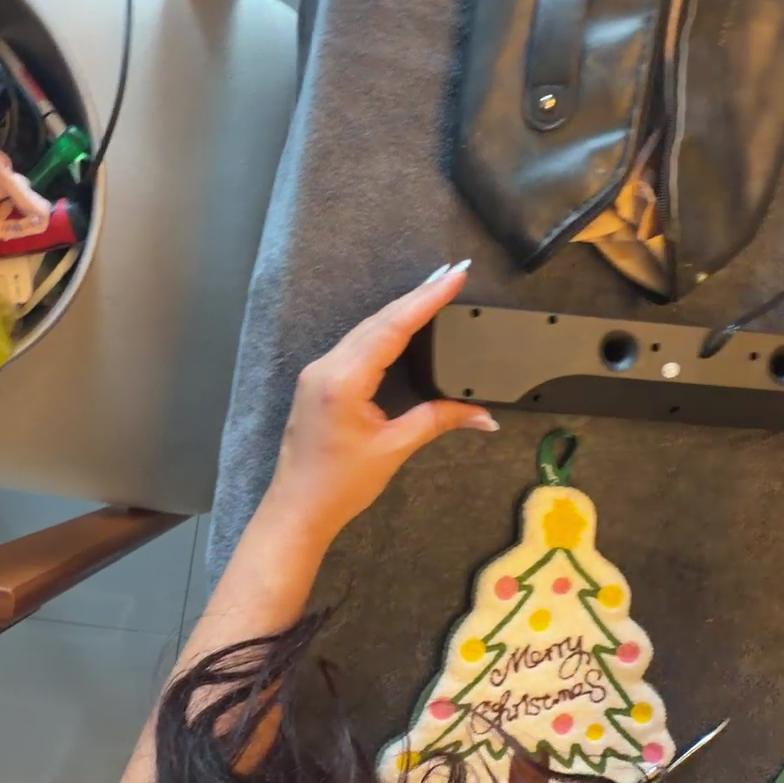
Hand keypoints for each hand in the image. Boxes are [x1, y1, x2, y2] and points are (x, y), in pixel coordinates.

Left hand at [261, 261, 497, 547]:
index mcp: (343, 380)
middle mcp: (326, 367)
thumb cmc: (341, 485)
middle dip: (416, 297)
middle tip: (452, 274)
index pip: (391, 328)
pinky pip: (355, 345)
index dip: (425, 299)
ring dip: (400, 311)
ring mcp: (318, 372)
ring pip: (365, 330)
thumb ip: (438, 420)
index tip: (454, 275)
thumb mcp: (394, 448)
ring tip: (434, 292)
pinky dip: (383, 331)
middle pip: (377, 322)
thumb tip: (485, 415)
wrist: (297, 508)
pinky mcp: (319, 382)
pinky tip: (402, 324)